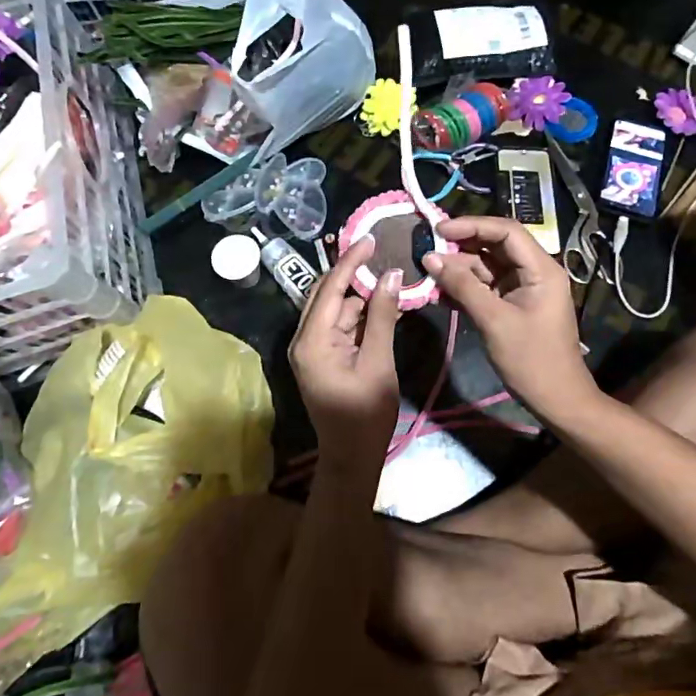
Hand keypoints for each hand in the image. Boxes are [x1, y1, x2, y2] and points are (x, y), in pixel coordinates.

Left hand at [289, 235, 403, 467]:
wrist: (350, 457)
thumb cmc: (365, 414)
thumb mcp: (378, 363)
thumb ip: (381, 317)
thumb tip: (390, 275)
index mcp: (311, 340)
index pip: (332, 288)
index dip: (351, 261)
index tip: (371, 238)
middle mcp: (305, 339)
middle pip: (328, 294)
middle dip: (354, 273)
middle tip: (381, 252)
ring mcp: (312, 349)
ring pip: (336, 309)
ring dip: (361, 296)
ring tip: (390, 279)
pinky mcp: (322, 357)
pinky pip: (340, 326)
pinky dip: (360, 315)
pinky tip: (383, 307)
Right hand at [420, 217, 599, 418]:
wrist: (557, 400)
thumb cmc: (532, 360)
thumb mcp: (494, 321)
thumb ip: (462, 286)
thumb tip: (430, 258)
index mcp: (541, 269)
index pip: (506, 231)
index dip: (473, 225)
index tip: (440, 229)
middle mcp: (534, 272)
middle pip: (495, 246)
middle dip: (461, 246)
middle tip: (428, 249)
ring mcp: (523, 289)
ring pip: (487, 266)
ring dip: (459, 269)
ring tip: (428, 272)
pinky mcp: (512, 305)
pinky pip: (486, 286)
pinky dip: (464, 287)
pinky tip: (440, 291)